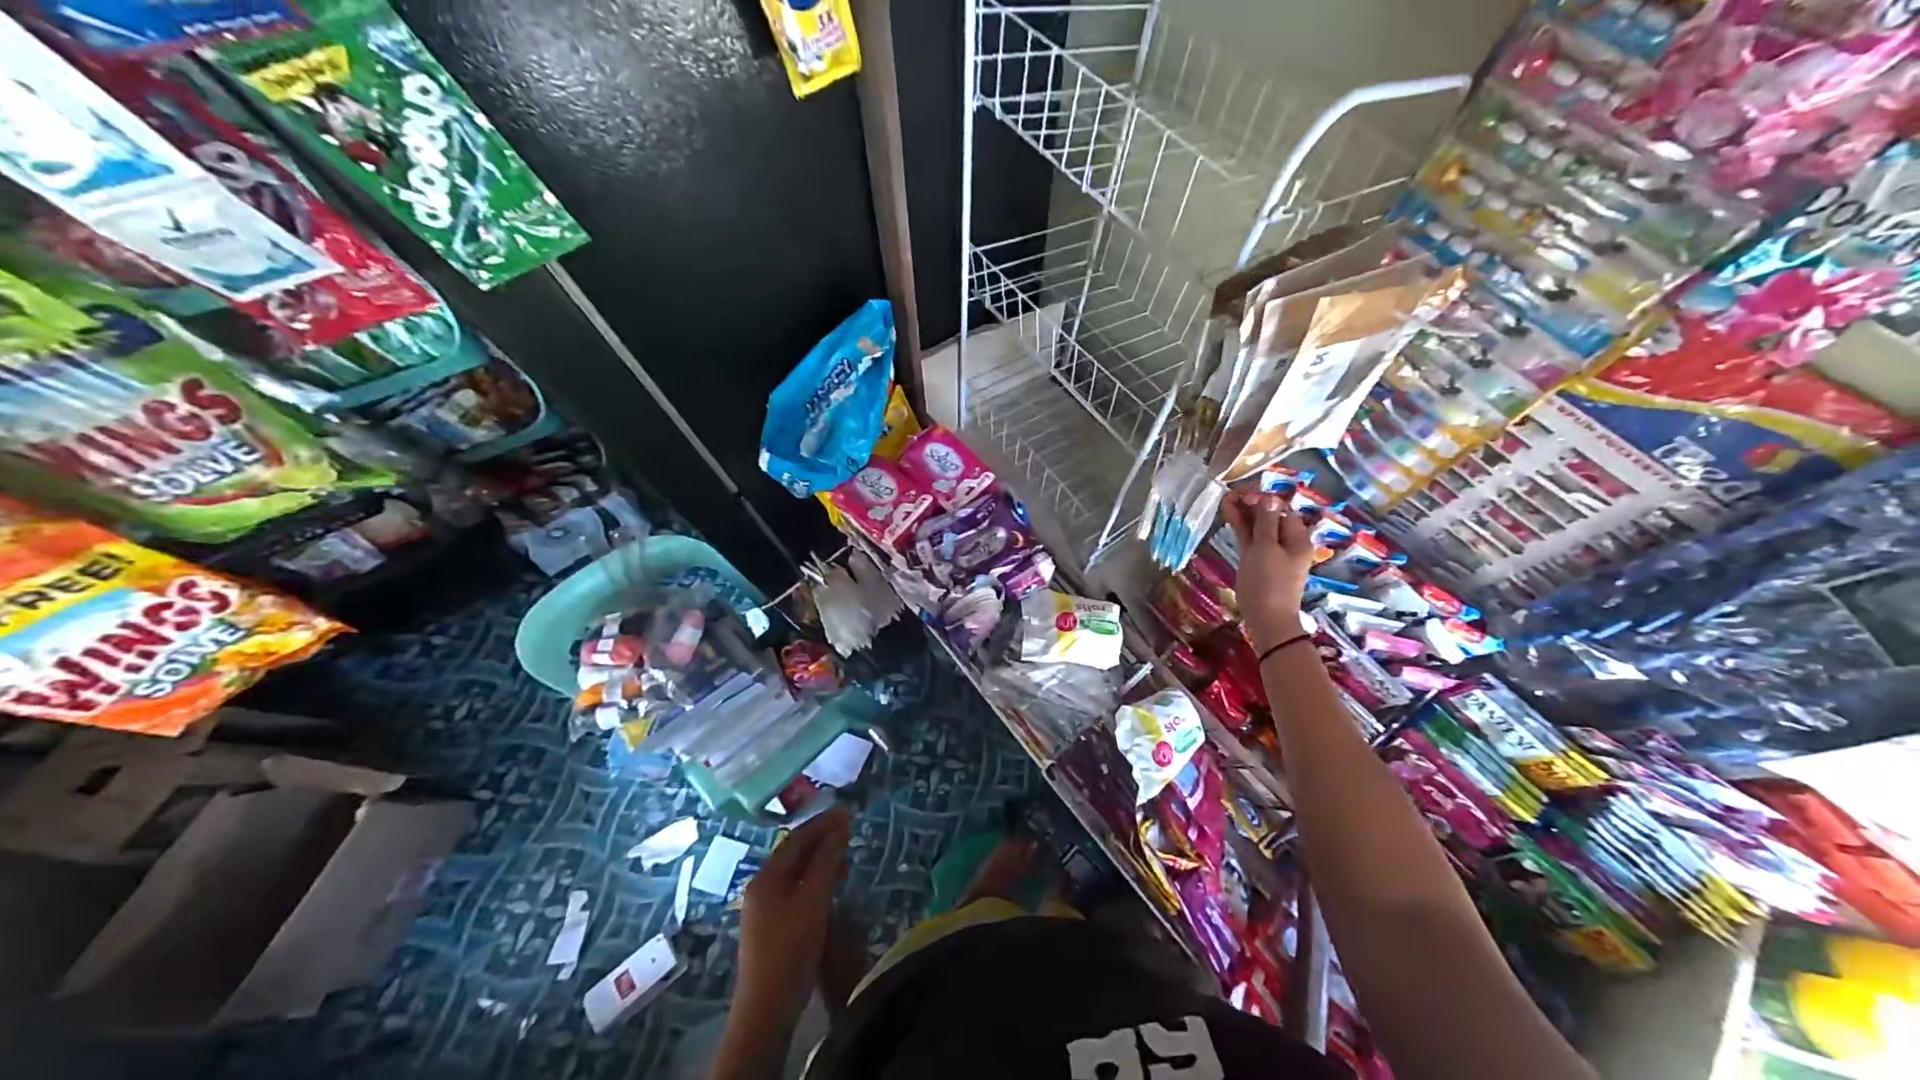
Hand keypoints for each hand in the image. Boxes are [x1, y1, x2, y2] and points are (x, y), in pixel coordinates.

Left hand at [734, 806, 851, 1023]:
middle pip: (794, 854)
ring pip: (795, 873)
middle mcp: (761, 886)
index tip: (847, 813)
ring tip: (845, 856)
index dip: (823, 824)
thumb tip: (838, 829)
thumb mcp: (812, 900)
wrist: (767, 1006)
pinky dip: (814, 880)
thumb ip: (825, 863)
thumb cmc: (790, 947)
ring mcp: (764, 907)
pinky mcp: (771, 925)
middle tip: (849, 831)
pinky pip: (795, 890)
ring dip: (820, 860)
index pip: (797, 839)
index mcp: (767, 876)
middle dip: (821, 839)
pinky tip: (830, 886)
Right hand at [1223, 490, 1313, 649]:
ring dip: (1244, 513)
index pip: (1282, 509)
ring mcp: (1270, 551)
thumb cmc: (1269, 582)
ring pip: (1257, 526)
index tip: (1244, 494)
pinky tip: (1229, 513)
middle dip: (1251, 503)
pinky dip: (1241, 526)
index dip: (1264, 499)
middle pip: (1269, 516)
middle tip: (1231, 493)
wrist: (1266, 618)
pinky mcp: (1256, 560)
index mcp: (1297, 538)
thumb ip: (1266, 522)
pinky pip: (1250, 538)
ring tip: (1226, 499)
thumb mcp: (1267, 549)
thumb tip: (1268, 498)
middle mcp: (1286, 541)